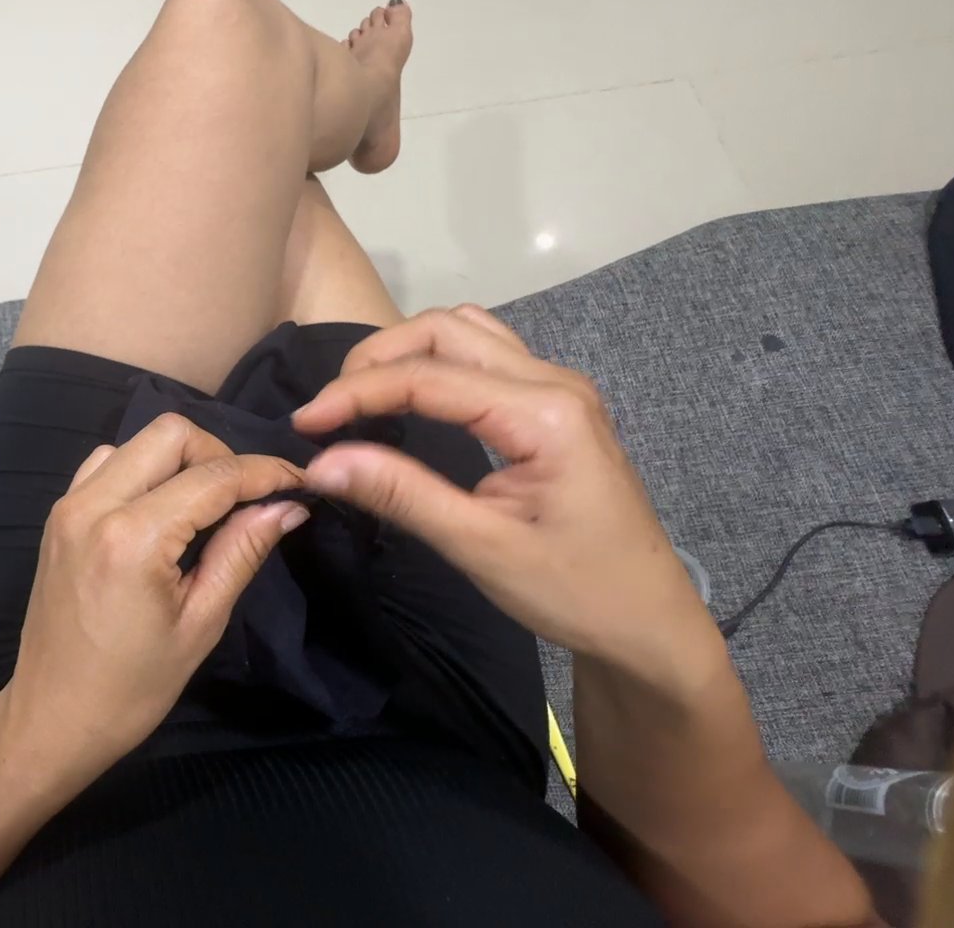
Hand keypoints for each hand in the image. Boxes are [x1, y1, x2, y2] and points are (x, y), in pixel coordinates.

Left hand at [0, 413, 308, 788]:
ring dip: (179, 459)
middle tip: (246, 497)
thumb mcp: (200, 623)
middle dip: (220, 453)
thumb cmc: (132, 688)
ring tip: (205, 505)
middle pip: (170, 433)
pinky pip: (105, 463)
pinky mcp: (57, 514)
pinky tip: (159, 508)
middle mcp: (94, 504)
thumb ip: (242, 552)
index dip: (264, 472)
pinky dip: (141, 469)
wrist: (51, 717)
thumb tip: (288, 506)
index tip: (298, 480)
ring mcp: (68, 505)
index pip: (213, 476)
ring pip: (136, 441)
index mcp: (133, 537)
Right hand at [292, 306, 721, 683]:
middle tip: (331, 408)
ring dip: (403, 351)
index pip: (427, 377)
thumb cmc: (574, 591)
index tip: (303, 425)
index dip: (355, 393)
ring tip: (360, 397)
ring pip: (463, 331)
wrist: (649, 623)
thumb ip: (400, 494)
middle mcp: (553, 382)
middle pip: (444, 329)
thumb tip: (320, 463)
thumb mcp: (480, 547)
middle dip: (376, 359)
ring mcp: (555, 388)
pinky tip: (411, 396)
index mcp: (543, 414)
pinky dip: (432, 361)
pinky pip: (481, 352)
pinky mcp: (549, 403)